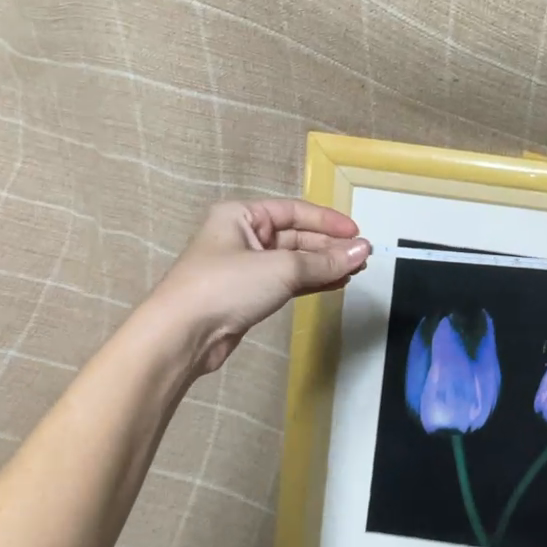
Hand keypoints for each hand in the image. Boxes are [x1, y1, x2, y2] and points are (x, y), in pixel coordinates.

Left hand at [130, 200, 369, 375]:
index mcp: (240, 215)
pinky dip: (312, 282)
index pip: (294, 211)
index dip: (328, 221)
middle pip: (296, 236)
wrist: (182, 336)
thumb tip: (363, 250)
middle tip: (362, 257)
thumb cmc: (226, 287)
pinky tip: (336, 283)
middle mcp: (242, 236)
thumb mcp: (281, 268)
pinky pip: (288, 282)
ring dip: (324, 265)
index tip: (358, 233)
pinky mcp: (249, 295)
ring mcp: (245, 267)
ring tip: (356, 270)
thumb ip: (326, 261)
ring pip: (294, 261)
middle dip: (329, 247)